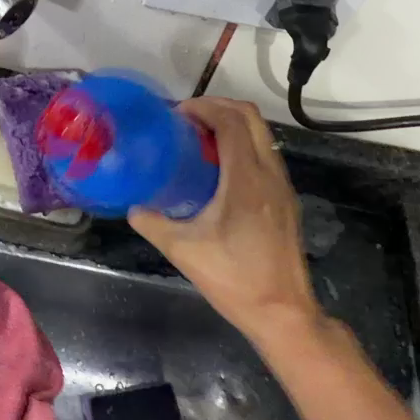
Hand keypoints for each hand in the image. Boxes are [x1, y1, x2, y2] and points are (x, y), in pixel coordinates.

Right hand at [128, 98, 320, 338]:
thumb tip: (134, 208)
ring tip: (199, 140)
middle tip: (187, 119)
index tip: (176, 114)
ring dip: (232, 126)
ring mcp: (282, 187)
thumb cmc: (234, 278)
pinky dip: (242, 146)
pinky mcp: (285, 201)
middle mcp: (269, 174)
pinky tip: (217, 170)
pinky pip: (264, 156)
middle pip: (251, 118)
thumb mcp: (182, 250)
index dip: (203, 108)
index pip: (230, 121)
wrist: (283, 312)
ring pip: (261, 136)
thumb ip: (152, 223)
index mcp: (245, 178)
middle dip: (219, 108)